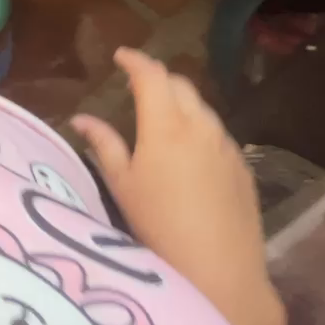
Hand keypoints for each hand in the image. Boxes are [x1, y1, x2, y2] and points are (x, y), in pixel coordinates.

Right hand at [71, 50, 282, 324]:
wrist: (219, 269)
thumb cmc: (156, 222)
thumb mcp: (120, 182)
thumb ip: (103, 143)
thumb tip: (82, 118)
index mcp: (165, 125)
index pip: (151, 76)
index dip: (135, 61)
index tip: (119, 55)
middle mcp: (200, 127)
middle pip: (181, 86)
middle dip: (157, 77)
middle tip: (135, 82)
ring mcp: (226, 147)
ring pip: (202, 109)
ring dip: (179, 101)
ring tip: (158, 113)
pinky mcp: (242, 168)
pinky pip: (216, 133)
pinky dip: (197, 126)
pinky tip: (185, 148)